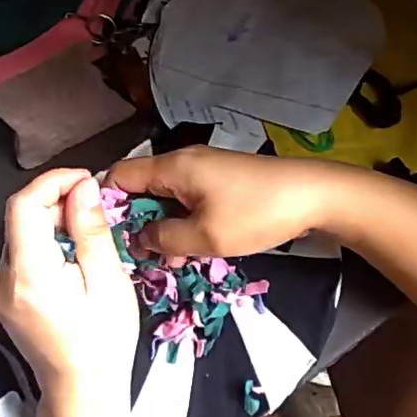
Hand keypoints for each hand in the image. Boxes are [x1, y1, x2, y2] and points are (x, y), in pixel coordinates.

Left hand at [0, 170, 138, 416]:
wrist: (82, 390)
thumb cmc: (103, 341)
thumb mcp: (108, 280)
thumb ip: (91, 230)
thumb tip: (85, 187)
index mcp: (28, 275)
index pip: (23, 205)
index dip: (53, 181)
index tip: (87, 179)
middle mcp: (2, 279)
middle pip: (20, 216)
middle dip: (58, 198)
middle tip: (97, 203)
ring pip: (22, 231)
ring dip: (55, 217)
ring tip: (92, 225)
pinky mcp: (6, 295)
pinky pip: (24, 250)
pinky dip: (49, 237)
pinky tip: (76, 248)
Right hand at [104, 147, 355, 258]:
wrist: (313, 195)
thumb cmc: (256, 213)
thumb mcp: (205, 237)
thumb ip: (165, 239)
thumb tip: (140, 239)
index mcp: (174, 166)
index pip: (120, 174)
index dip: (105, 203)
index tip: (103, 236)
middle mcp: (186, 160)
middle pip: (143, 185)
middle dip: (136, 220)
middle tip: (136, 256)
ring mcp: (207, 168)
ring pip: (167, 195)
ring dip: (163, 224)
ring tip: (167, 257)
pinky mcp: (224, 178)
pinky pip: (190, 197)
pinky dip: (184, 218)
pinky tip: (193, 245)